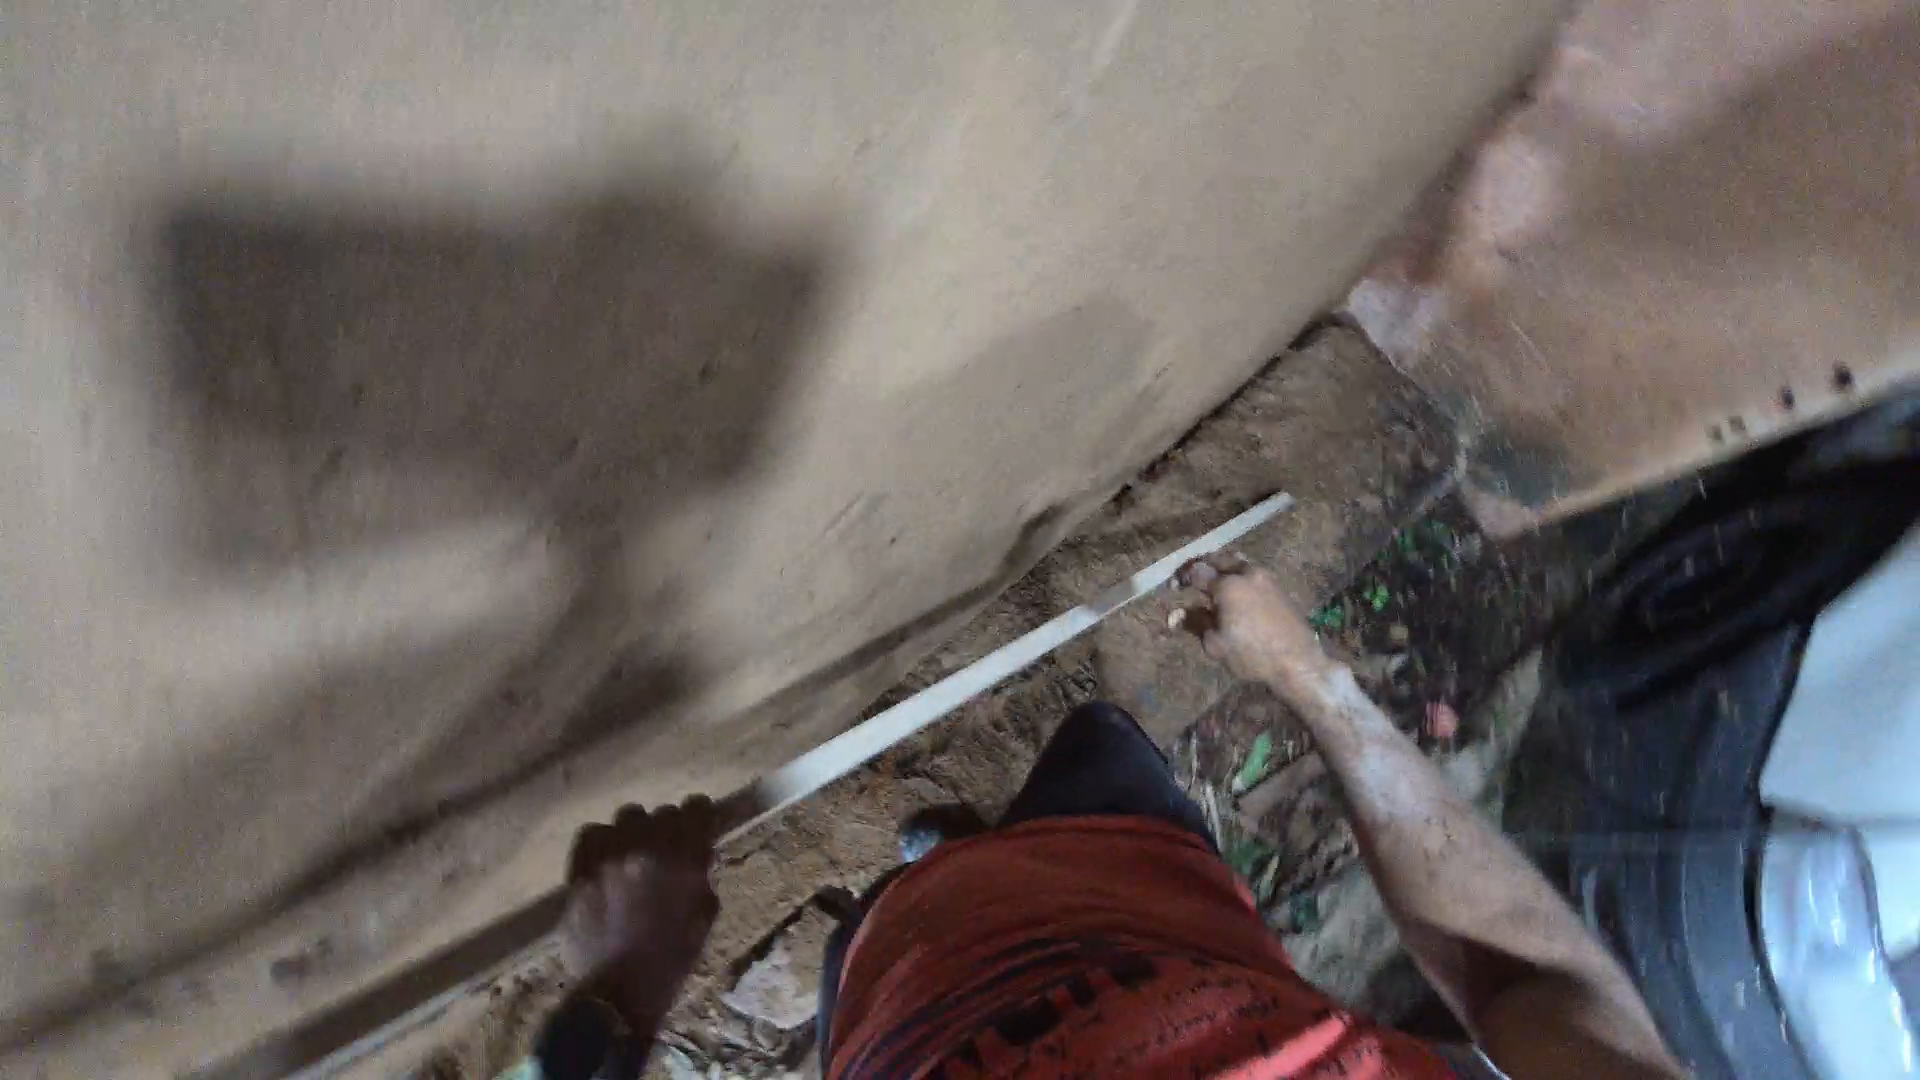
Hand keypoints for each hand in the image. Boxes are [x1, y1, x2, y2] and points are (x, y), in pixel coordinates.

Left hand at [560, 796, 721, 1018]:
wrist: (618, 993)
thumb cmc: (672, 956)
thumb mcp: (705, 912)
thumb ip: (701, 873)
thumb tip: (698, 853)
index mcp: (685, 857)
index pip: (697, 806)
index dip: (699, 818)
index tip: (698, 831)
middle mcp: (648, 847)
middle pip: (663, 812)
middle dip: (669, 831)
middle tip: (665, 854)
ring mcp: (610, 857)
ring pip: (628, 817)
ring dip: (636, 833)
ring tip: (633, 856)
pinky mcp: (581, 871)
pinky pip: (592, 834)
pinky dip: (603, 841)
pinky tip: (608, 860)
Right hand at [1171, 554, 1329, 688]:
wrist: (1298, 662)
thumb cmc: (1252, 655)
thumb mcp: (1215, 643)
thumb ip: (1194, 622)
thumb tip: (1174, 615)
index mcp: (1227, 585)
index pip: (1196, 572)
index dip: (1181, 578)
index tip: (1173, 588)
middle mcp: (1246, 574)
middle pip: (1217, 558)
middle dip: (1200, 566)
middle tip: (1189, 579)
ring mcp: (1266, 578)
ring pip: (1237, 561)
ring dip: (1221, 567)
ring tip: (1211, 582)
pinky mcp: (1278, 587)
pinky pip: (1251, 572)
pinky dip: (1237, 575)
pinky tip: (1233, 592)